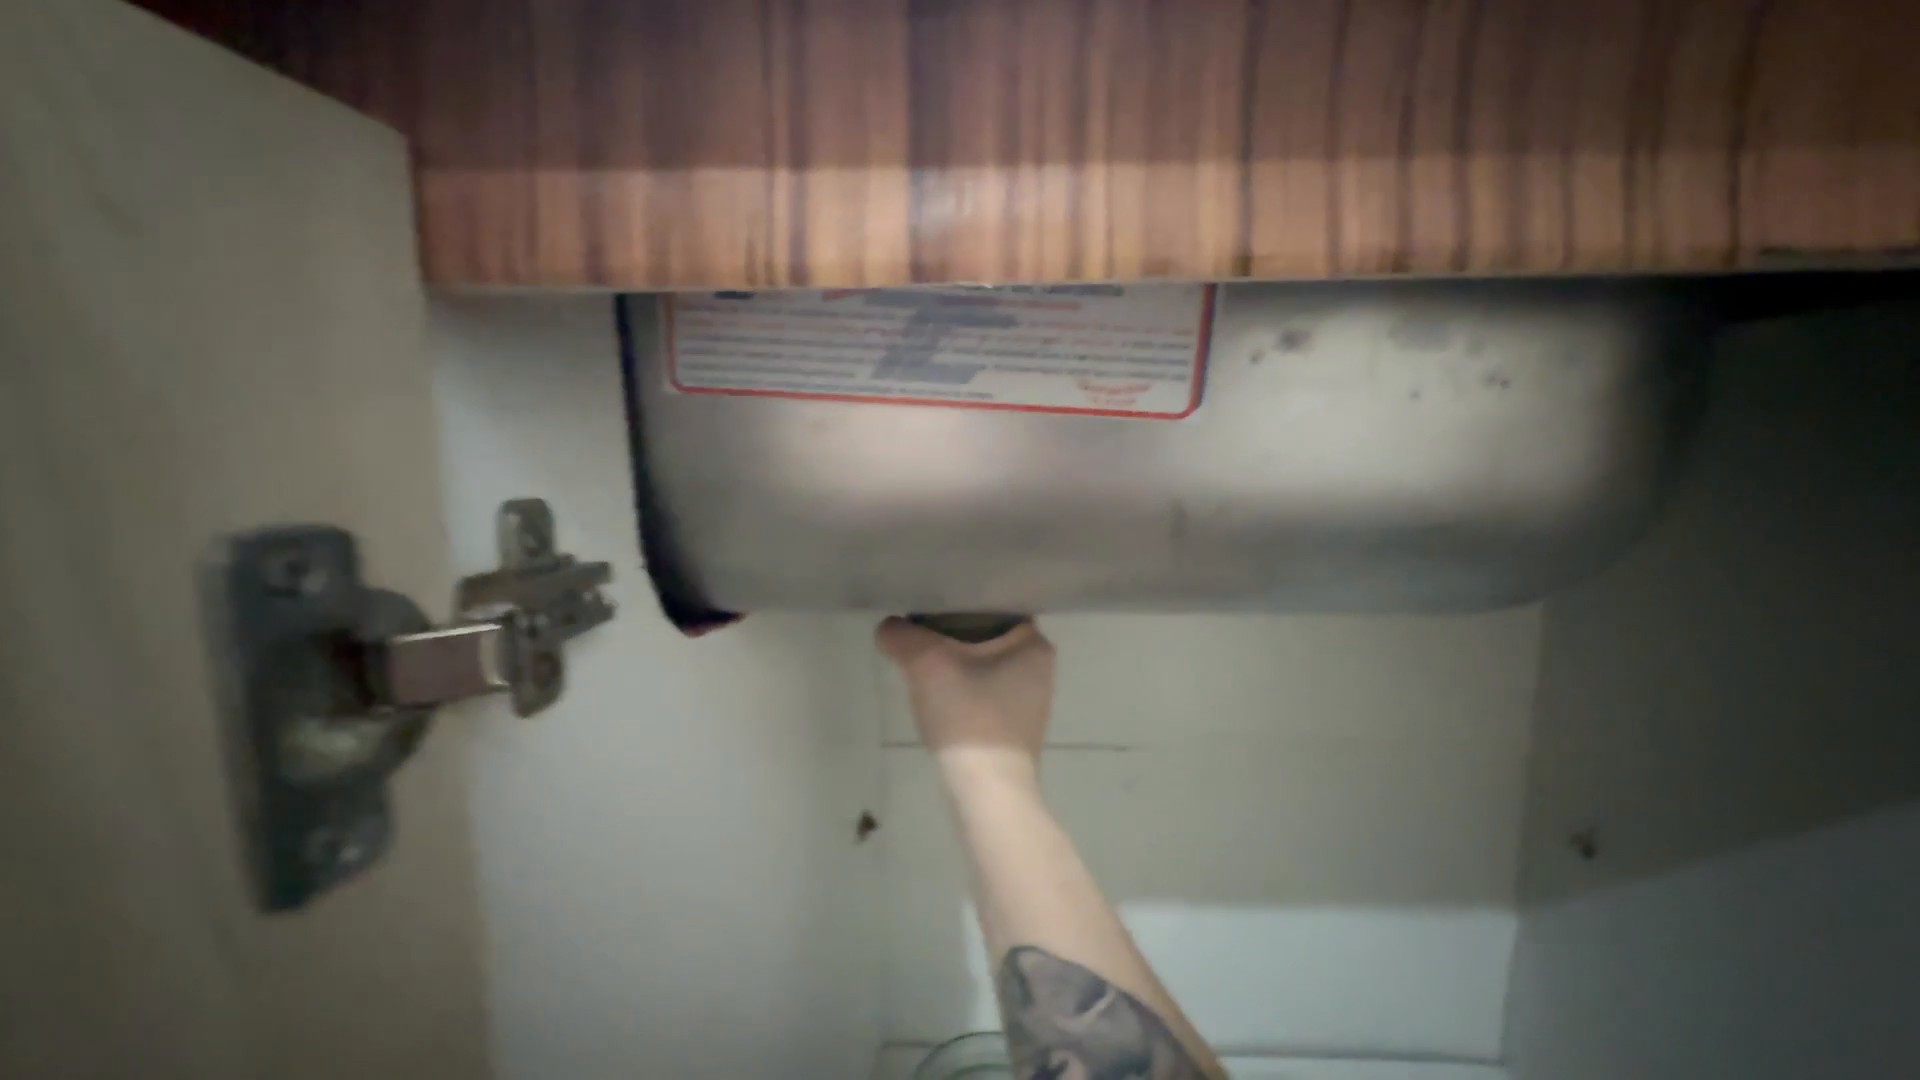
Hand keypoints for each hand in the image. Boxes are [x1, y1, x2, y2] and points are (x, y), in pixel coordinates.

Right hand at [874, 617, 1056, 790]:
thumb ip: (902, 636)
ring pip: (983, 667)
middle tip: (919, 636)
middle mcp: (1040, 669)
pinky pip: (983, 695)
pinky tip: (938, 700)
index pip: (995, 607)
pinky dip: (961, 692)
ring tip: (922, 665)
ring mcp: (1030, 702)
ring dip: (954, 666)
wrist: (987, 791)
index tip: (928, 607)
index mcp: (1034, 644)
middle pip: (986, 638)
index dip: (958, 604)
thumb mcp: (926, 665)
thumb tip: (888, 628)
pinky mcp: (1015, 729)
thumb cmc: (968, 717)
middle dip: (952, 637)